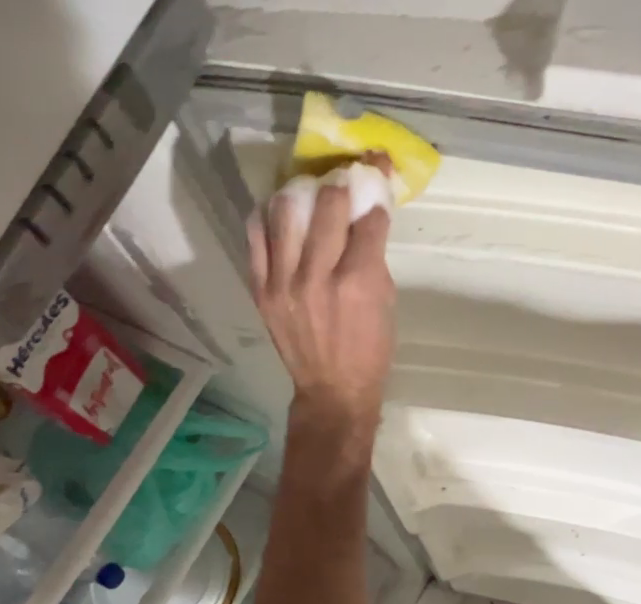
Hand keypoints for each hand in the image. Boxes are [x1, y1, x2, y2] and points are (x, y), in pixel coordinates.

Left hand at [247, 157, 396, 419]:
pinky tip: (278, 211)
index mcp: (359, 281)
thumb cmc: (370, 350)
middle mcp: (318, 275)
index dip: (376, 191)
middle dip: (341, 184)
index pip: (368, 219)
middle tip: (344, 179)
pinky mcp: (261, 289)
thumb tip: (365, 217)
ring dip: (301, 192)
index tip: (376, 176)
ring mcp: (284, 281)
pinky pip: (255, 236)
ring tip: (308, 191)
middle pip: (327, 205)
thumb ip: (374, 257)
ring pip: (286, 211)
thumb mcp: (386, 302)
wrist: (332, 390)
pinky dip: (266, 216)